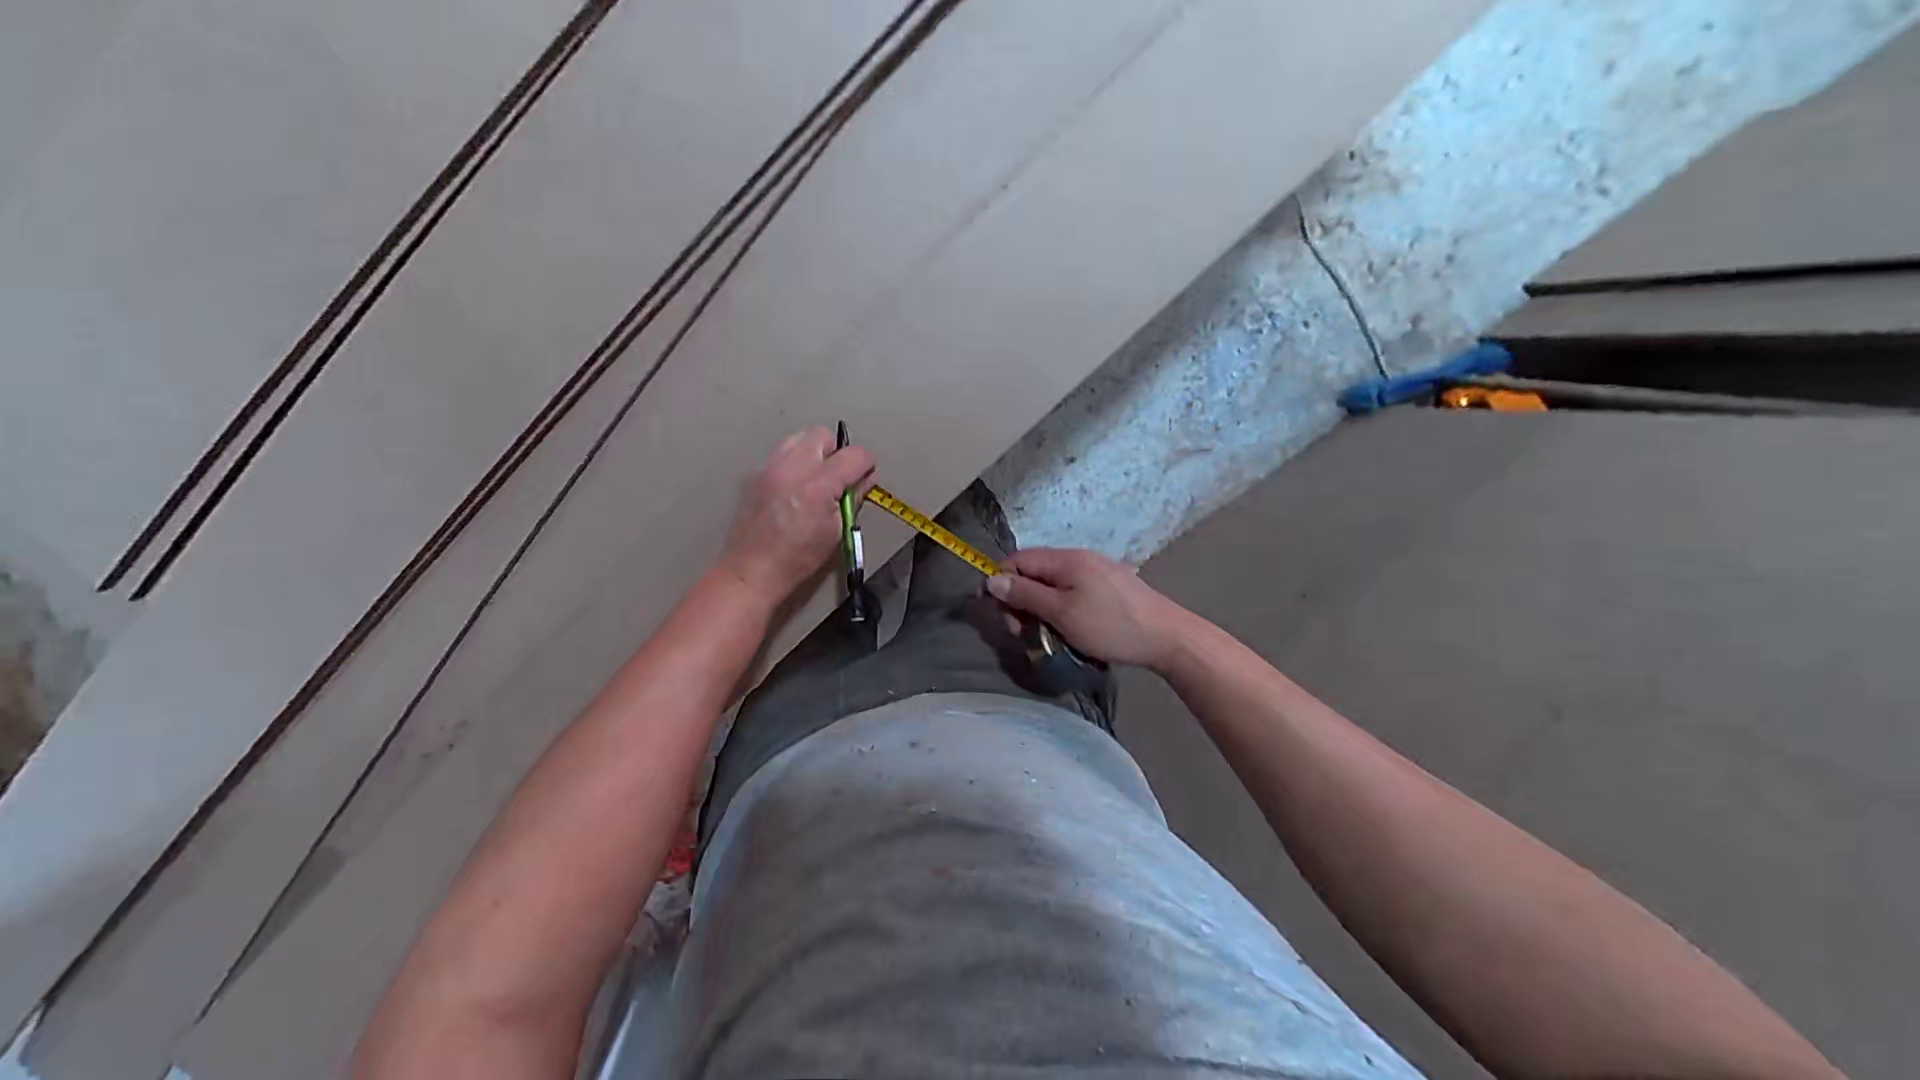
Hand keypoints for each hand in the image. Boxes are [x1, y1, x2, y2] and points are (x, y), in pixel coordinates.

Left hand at [718, 427, 874, 600]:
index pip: (855, 455)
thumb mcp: (837, 532)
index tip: (867, 477)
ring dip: (816, 454)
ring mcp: (771, 469)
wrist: (752, 571)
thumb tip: (862, 482)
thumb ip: (852, 499)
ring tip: (820, 480)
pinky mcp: (758, 475)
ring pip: (801, 438)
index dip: (867, 466)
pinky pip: (784, 454)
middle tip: (843, 478)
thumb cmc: (793, 561)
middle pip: (825, 436)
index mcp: (817, 487)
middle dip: (839, 454)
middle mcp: (792, 470)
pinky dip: (797, 463)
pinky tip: (800, 487)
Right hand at [985, 548, 1194, 669]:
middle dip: (1020, 600)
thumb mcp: (1061, 613)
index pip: (1018, 560)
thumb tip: (992, 579)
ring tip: (1044, 635)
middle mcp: (1080, 558)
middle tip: (1021, 632)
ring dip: (1040, 609)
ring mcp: (1097, 572)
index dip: (1001, 583)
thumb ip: (1025, 594)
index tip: (997, 613)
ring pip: (1052, 585)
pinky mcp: (1109, 588)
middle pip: (1034, 572)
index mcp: (1067, 559)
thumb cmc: (1110, 626)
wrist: (1167, 638)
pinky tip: (1066, 630)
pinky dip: (1060, 610)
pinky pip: (1071, 593)